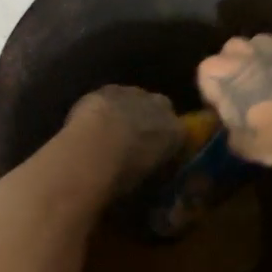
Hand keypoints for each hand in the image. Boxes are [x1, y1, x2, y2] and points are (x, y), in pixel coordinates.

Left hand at [65, 86, 185, 192]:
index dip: (166, 143)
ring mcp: (135, 93)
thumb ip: (157, 171)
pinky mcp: (109, 89)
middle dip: (151, 120)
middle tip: (134, 140)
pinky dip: (106, 106)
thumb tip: (154, 171)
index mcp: (177, 132)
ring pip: (137, 99)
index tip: (156, 153)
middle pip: (161, 109)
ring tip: (110, 131)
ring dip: (128, 110)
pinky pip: (112, 97)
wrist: (94, 150)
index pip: (179, 134)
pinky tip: (92, 122)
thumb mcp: (149, 182)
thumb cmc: (126, 175)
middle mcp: (162, 107)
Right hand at [196, 35, 271, 166]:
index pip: (204, 75)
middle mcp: (243, 51)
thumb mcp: (244, 147)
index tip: (224, 108)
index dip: (213, 93)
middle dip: (232, 69)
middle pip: (228, 53)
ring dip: (258, 62)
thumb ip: (232, 133)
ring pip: (257, 47)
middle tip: (245, 93)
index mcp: (221, 72)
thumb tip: (236, 128)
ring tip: (271, 85)